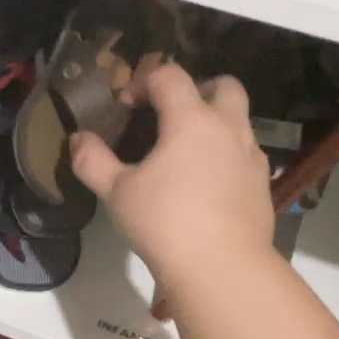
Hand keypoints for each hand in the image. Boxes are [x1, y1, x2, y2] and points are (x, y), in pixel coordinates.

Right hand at [69, 63, 275, 288]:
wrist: (218, 262)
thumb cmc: (162, 221)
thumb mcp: (115, 192)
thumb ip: (92, 160)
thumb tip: (78, 138)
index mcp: (191, 121)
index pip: (170, 77)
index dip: (143, 82)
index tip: (124, 106)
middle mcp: (228, 126)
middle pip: (221, 85)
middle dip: (193, 90)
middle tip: (166, 115)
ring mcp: (250, 151)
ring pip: (236, 116)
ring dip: (210, 119)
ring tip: (180, 150)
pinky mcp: (260, 177)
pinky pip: (241, 148)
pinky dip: (221, 149)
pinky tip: (200, 179)